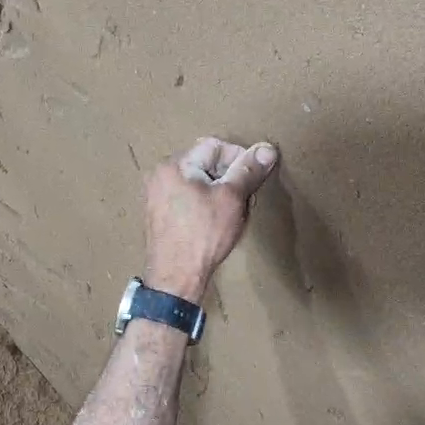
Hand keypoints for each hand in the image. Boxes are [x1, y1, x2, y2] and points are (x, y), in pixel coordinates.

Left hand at [142, 137, 279, 302]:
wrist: (175, 278)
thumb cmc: (202, 236)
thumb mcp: (232, 199)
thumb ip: (249, 171)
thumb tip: (267, 149)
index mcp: (174, 165)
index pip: (216, 146)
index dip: (240, 159)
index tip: (252, 181)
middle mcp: (160, 176)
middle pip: (206, 164)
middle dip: (230, 179)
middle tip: (244, 201)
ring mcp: (156, 197)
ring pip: (199, 183)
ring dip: (220, 194)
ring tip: (231, 216)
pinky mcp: (159, 216)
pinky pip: (188, 200)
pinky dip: (205, 206)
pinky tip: (215, 226)